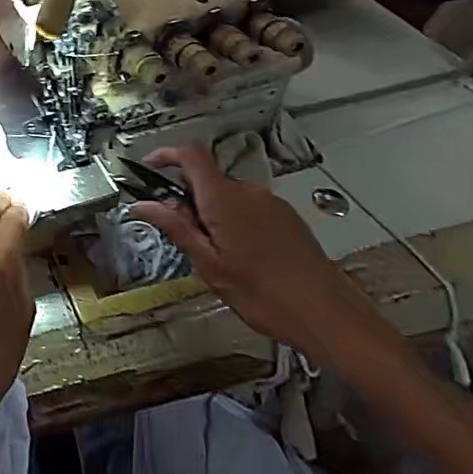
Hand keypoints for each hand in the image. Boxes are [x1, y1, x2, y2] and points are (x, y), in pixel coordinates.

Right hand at [128, 144, 388, 361]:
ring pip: (227, 196)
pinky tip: (242, 256)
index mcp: (224, 199)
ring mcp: (272, 203)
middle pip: (207, 179)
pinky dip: (234, 221)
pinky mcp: (288, 218)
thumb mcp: (209, 264)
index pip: (191, 155)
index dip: (166, 155)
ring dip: (212, 213)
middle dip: (187, 200)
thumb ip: (175, 227)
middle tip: (184, 237)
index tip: (149, 168)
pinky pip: (248, 207)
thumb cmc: (263, 294)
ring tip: (216, 255)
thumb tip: (140, 204)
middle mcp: (248, 192)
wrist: (331, 318)